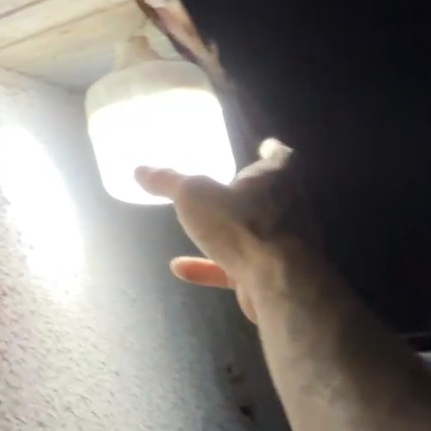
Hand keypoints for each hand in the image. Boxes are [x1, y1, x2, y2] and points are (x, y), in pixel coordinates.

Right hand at [135, 139, 307, 320]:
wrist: (279, 283)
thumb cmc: (241, 225)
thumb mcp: (192, 195)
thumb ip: (167, 182)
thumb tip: (139, 170)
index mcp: (278, 179)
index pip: (281, 157)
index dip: (271, 152)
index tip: (265, 147)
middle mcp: (291, 208)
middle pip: (273, 195)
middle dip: (250, 193)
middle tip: (224, 188)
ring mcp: (287, 245)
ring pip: (256, 232)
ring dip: (229, 233)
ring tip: (199, 230)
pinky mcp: (276, 275)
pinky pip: (239, 266)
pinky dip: (211, 267)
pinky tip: (181, 268)